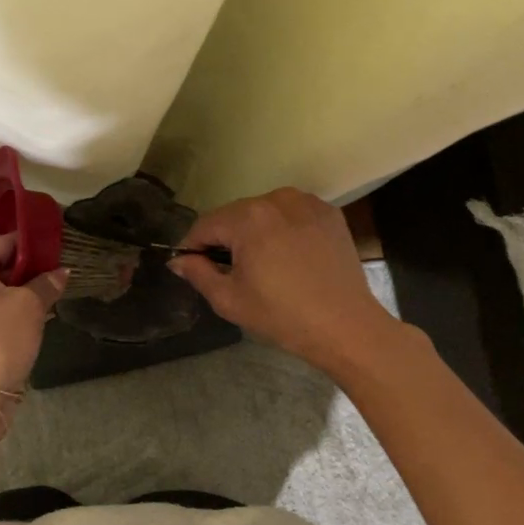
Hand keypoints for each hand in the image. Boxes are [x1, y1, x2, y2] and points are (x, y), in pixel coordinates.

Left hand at [0, 232, 66, 393]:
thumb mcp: (28, 305)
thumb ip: (46, 283)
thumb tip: (62, 272)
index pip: (0, 243)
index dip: (30, 243)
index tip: (59, 244)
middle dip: (30, 268)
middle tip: (62, 267)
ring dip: (26, 290)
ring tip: (58, 287)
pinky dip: (17, 309)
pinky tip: (44, 310)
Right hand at [168, 188, 397, 367]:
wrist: (345, 326)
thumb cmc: (281, 315)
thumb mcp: (229, 299)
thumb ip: (197, 273)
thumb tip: (178, 260)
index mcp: (248, 217)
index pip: (205, 225)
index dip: (193, 247)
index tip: (192, 268)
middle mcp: (276, 198)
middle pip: (235, 216)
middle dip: (226, 239)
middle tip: (229, 272)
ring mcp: (307, 203)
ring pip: (263, 213)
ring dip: (254, 233)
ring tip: (262, 265)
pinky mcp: (328, 213)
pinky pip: (291, 215)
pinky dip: (283, 230)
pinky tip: (289, 258)